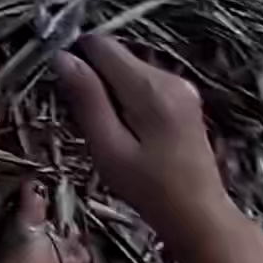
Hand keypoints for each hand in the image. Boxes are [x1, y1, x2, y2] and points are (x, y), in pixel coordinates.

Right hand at [53, 36, 235, 240]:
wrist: (201, 218)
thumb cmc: (149, 189)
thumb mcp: (108, 147)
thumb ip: (86, 98)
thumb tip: (61, 56)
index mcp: (149, 88)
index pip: (99, 44)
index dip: (76, 59)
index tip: (69, 89)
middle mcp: (168, 77)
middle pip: (112, 53)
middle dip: (93, 76)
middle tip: (93, 118)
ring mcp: (179, 84)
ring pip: (123, 64)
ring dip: (108, 86)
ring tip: (112, 126)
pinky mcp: (182, 93)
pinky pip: (139, 77)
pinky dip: (125, 93)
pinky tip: (130, 126)